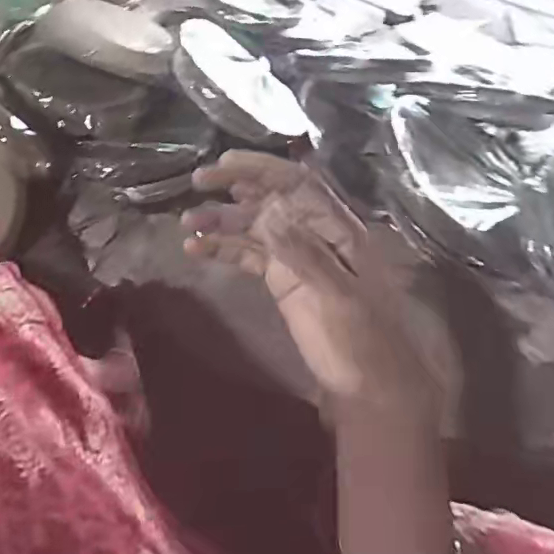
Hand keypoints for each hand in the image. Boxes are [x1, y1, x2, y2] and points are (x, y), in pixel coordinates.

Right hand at [181, 151, 451, 423]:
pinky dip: (224, 250)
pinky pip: (249, 256)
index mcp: (338, 228)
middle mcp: (315, 233)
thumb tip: (267, 208)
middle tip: (196, 182)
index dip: (261, 168)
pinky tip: (196, 250)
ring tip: (186, 224)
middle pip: (272, 198)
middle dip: (234, 186)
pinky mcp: (282, 280)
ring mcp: (297, 257)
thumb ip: (302, 251)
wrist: (367, 389)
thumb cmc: (360, 341)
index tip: (222, 163)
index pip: (298, 183)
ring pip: (255, 227)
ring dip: (221, 221)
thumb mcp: (336, 295)